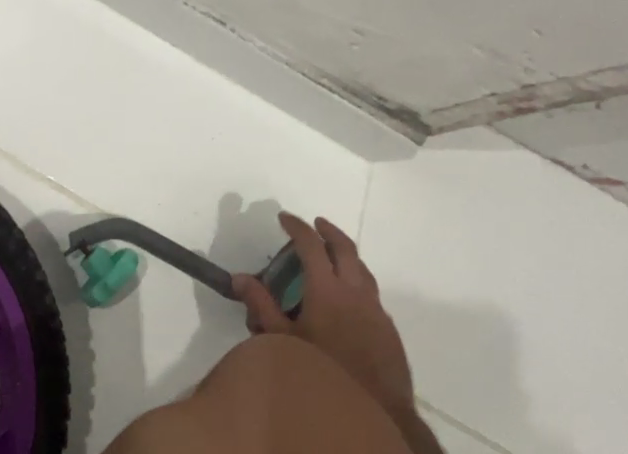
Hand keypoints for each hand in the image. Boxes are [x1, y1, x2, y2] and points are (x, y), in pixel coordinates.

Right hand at [233, 212, 416, 419]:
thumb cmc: (322, 373)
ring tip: (331, 258)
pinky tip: (346, 302)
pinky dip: (357, 284)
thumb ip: (261, 306)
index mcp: (328, 290)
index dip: (297, 227)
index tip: (284, 217)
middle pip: (345, 249)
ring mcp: (376, 311)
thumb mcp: (282, 341)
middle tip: (315, 224)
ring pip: (363, 271)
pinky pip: (371, 295)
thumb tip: (239, 278)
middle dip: (328, 231)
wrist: (376, 410)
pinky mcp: (388, 330)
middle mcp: (355, 293)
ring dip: (346, 256)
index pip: (311, 245)